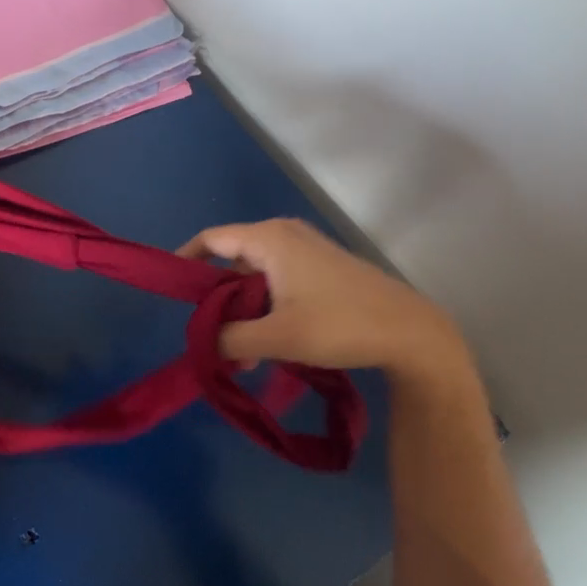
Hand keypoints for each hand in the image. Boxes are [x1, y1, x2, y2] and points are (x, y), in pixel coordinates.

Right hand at [178, 219, 470, 381]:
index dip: (186, 261)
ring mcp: (307, 248)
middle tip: (212, 334)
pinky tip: (273, 340)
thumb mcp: (278, 338)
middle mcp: (285, 234)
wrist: (414, 334)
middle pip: (233, 258)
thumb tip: (206, 342)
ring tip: (245, 351)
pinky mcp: (324, 266)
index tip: (172, 290)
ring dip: (245, 308)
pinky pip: (279, 278)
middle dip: (220, 298)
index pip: (211, 239)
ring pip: (257, 273)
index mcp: (270, 239)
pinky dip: (267, 304)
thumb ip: (232, 339)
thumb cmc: (340, 326)